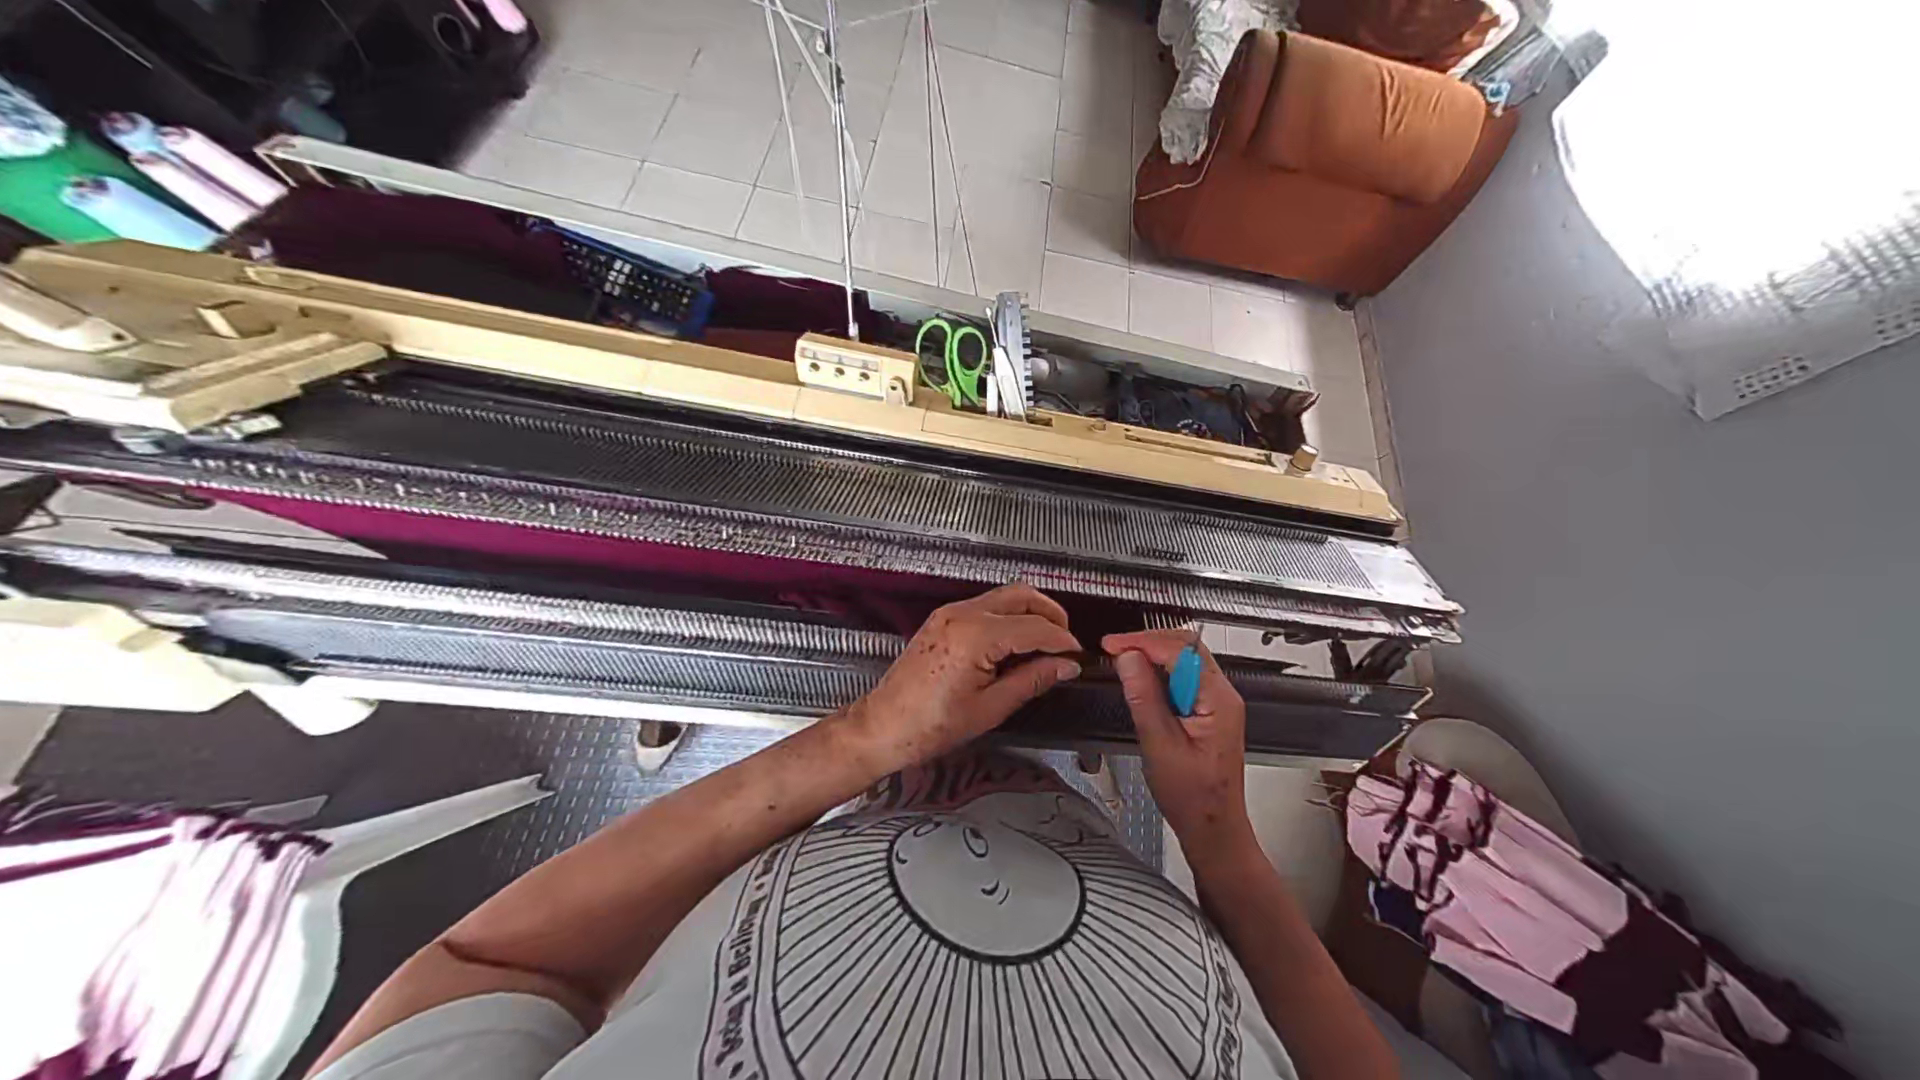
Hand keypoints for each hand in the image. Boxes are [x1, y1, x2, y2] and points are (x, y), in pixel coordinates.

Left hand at [840, 584, 1081, 774]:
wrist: (884, 725)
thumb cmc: (930, 724)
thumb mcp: (991, 708)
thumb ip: (1032, 680)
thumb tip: (1064, 666)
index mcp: (975, 636)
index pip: (1034, 628)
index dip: (1062, 641)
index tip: (1077, 655)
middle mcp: (962, 614)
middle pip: (1021, 595)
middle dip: (1050, 614)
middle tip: (1066, 641)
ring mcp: (950, 613)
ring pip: (1004, 596)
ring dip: (1030, 612)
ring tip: (1045, 644)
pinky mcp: (943, 618)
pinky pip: (986, 606)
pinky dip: (1009, 616)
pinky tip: (1017, 643)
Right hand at [1102, 630, 1255, 861]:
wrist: (1212, 829)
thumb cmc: (1194, 798)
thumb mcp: (1159, 745)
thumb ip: (1144, 697)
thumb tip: (1128, 658)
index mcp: (1218, 700)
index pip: (1180, 650)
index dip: (1142, 642)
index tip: (1113, 645)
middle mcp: (1222, 695)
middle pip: (1185, 647)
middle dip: (1147, 642)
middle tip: (1114, 648)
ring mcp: (1216, 702)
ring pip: (1183, 660)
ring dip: (1151, 656)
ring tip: (1122, 663)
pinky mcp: (1206, 710)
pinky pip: (1181, 678)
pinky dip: (1157, 673)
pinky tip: (1139, 682)